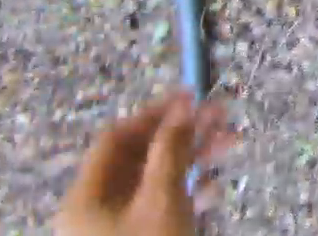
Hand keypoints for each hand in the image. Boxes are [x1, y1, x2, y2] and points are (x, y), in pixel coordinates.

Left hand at [53, 91, 233, 235]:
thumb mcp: (162, 196)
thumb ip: (171, 147)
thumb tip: (183, 104)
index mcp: (86, 197)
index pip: (115, 138)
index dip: (154, 112)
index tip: (195, 95)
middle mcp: (95, 206)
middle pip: (139, 153)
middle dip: (183, 131)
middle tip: (223, 113)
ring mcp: (116, 223)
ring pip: (156, 173)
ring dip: (195, 154)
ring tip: (232, 142)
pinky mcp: (139, 235)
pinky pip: (162, 198)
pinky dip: (190, 185)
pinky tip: (216, 186)